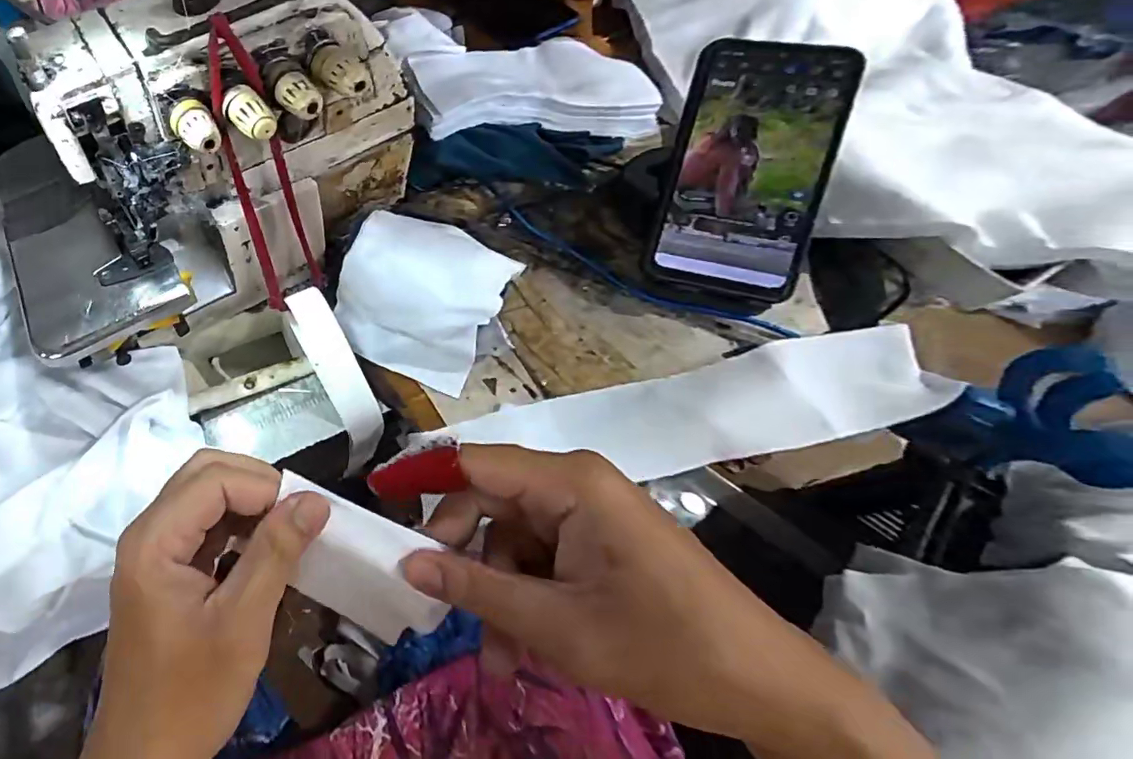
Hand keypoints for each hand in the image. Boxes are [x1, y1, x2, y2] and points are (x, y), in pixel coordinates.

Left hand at [84, 450, 329, 758]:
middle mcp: (145, 530)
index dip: (262, 485)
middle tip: (297, 512)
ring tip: (287, 526)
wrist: (145, 754)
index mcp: (153, 539)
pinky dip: (233, 524)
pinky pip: (199, 523)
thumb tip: (314, 501)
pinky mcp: (160, 565)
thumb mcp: (242, 624)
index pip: (210, 480)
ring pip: (200, 493)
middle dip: (253, 483)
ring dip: (245, 501)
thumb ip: (275, 554)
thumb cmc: (192, 694)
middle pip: (201, 474)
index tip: (307, 512)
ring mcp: (150, 547)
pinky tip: (262, 545)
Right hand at [401, 445, 933, 758]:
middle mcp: (572, 484)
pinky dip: (522, 599)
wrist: (777, 694)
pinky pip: (537, 559)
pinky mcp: (596, 542)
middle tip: (438, 603)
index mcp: (568, 481)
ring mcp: (586, 513)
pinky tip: (521, 649)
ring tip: (496, 657)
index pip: (472, 462)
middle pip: (487, 504)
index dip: (420, 476)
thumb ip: (474, 588)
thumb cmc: (668, 647)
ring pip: (509, 540)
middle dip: (464, 559)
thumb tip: (406, 565)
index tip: (378, 497)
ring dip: (494, 593)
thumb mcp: (558, 625)